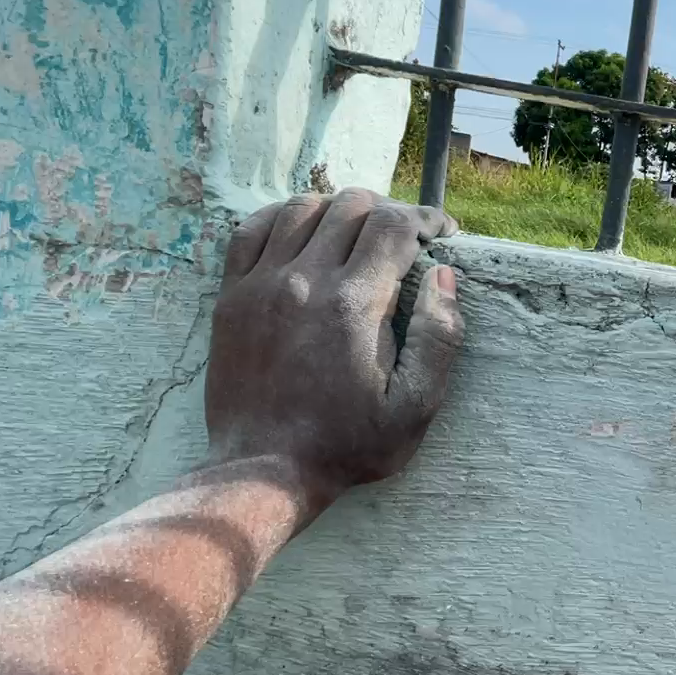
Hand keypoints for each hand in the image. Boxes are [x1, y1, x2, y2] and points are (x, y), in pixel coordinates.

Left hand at [205, 188, 460, 511]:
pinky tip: (304, 232)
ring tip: (360, 234)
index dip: (427, 219)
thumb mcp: (417, 405)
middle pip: (351, 206)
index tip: (445, 231)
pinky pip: (251, 229)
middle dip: (389, 212)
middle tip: (408, 238)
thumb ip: (440, 337)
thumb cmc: (350, 442)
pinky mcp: (231, 296)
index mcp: (355, 304)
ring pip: (302, 208)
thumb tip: (445, 278)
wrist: (266, 468)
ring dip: (341, 211)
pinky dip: (284, 217)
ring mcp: (260, 284)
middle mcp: (305, 280)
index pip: (394, 226)